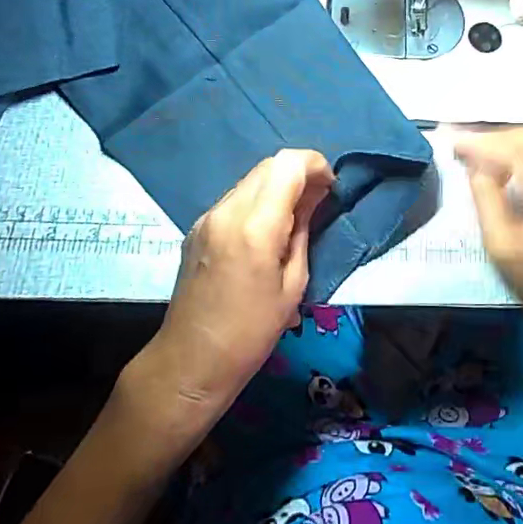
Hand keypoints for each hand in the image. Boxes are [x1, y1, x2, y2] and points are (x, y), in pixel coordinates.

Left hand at [126, 149, 334, 426]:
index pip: (288, 165)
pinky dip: (257, 201)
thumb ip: (303, 231)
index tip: (331, 187)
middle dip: (298, 173)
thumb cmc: (251, 332)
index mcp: (255, 226)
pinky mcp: (197, 226)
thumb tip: (314, 197)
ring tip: (295, 217)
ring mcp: (207, 216)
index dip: (315, 165)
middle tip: (319, 200)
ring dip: (277, 186)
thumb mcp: (293, 284)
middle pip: (268, 165)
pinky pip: (234, 198)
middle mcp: (227, 211)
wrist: (191, 358)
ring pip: (250, 179)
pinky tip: (267, 229)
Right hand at [454, 126, 522, 362]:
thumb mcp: (502, 248)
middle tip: (468, 145)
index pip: (519, 152)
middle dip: (499, 137)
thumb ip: (486, 198)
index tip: (455, 142)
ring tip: (490, 150)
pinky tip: (521, 157)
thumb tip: (475, 163)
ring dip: (519, 139)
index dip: (483, 143)